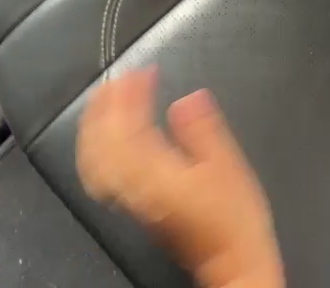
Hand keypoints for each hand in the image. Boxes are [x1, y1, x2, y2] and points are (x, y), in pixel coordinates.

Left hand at [76, 68, 284, 287]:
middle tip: (118, 78)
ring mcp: (131, 198)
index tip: (143, 71)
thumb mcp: (229, 165)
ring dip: (96, 125)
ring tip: (107, 97)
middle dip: (105, 107)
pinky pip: (101, 172)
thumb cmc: (233, 213)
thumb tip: (187, 98)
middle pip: (103, 145)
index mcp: (158, 174)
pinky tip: (107, 134)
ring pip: (95, 160)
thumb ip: (204, 130)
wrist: (230, 259)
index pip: (130, 129)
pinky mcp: (134, 203)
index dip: (131, 97)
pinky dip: (98, 146)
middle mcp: (136, 187)